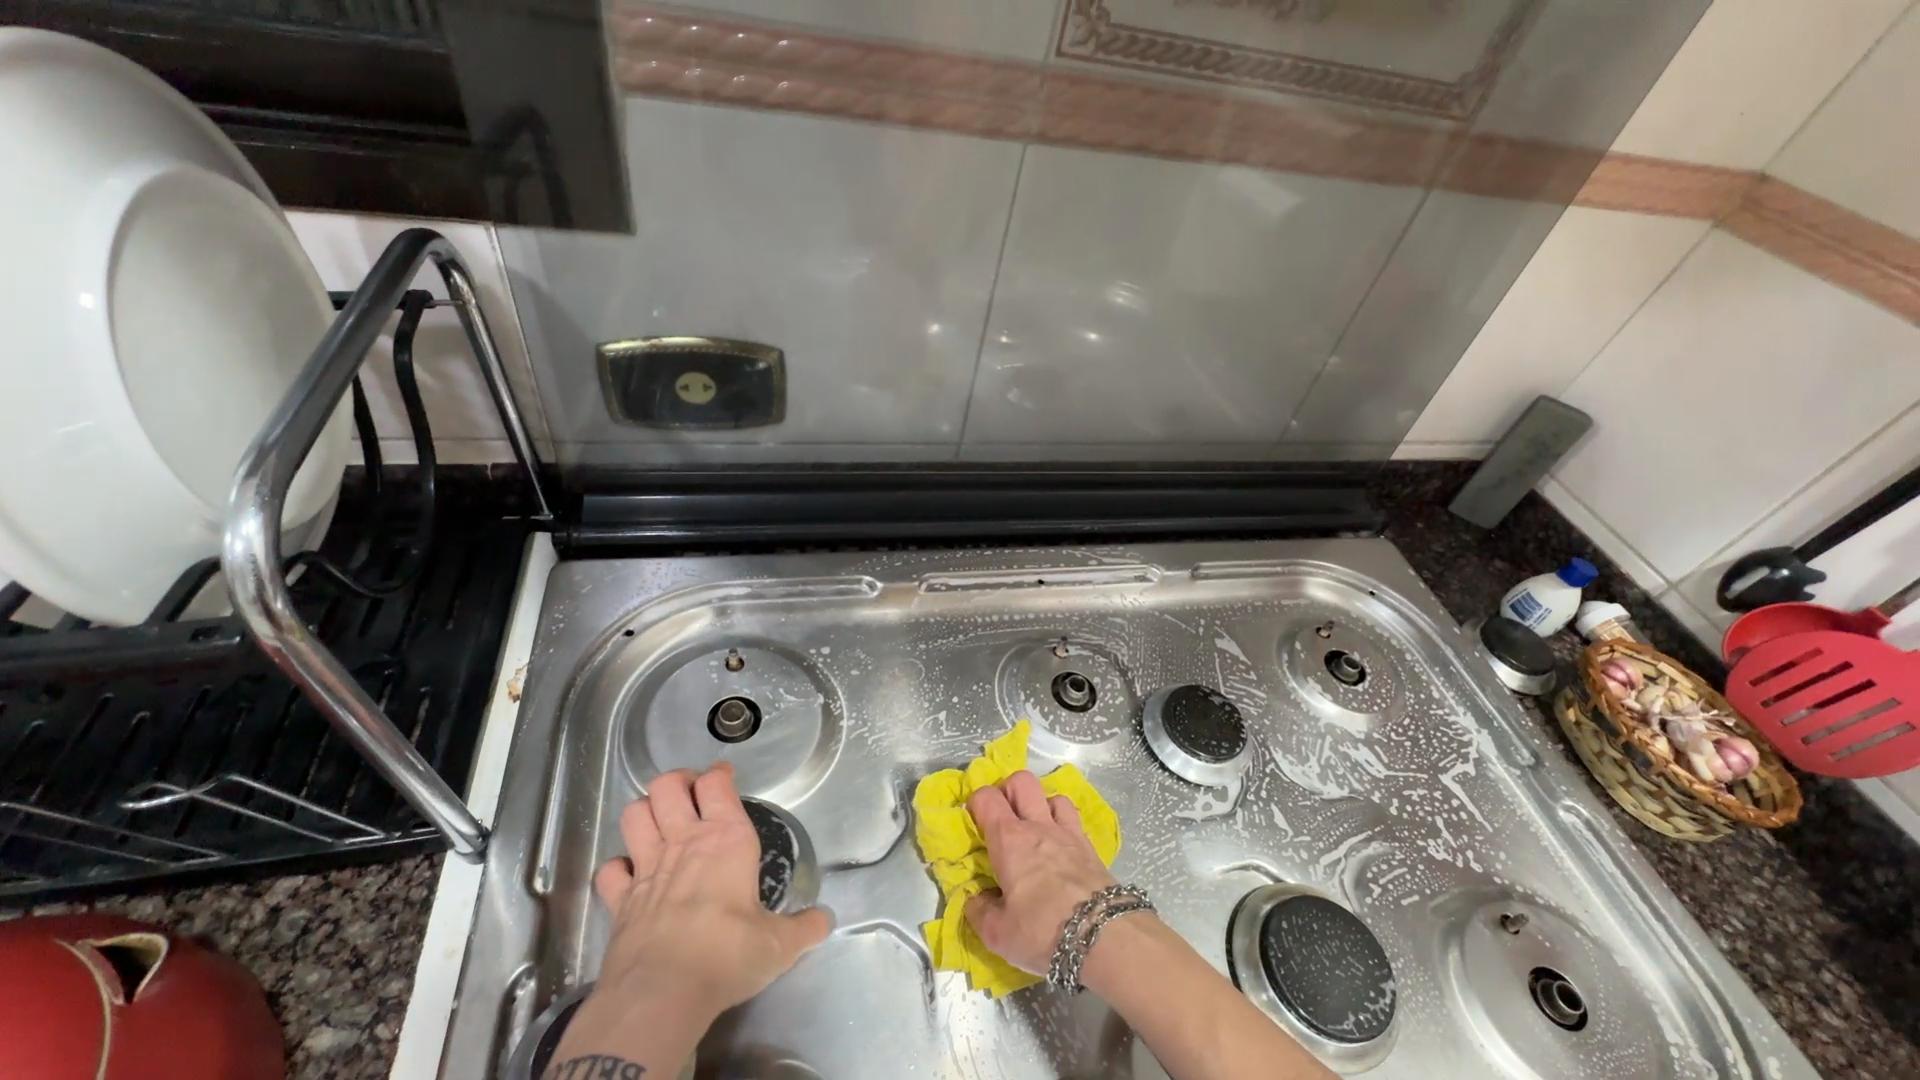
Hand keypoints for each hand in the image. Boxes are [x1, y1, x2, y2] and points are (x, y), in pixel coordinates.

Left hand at [585, 763, 831, 1022]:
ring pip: (634, 815)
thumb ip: (806, 927)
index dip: (720, 773)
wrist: (663, 993)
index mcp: (727, 840)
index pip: (717, 784)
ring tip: (659, 820)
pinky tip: (631, 874)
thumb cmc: (727, 955)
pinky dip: (618, 866)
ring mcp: (646, 868)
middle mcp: (684, 842)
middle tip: (690, 792)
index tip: (725, 775)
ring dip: (645, 810)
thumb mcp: (780, 944)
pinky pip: (610, 868)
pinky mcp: (619, 900)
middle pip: (668, 786)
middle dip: (678, 781)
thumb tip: (825, 920)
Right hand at [963, 770, 1119, 975]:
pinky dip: (1063, 822)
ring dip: (1040, 806)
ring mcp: (1068, 832)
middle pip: (1022, 781)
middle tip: (1002, 817)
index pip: (986, 798)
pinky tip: (1060, 845)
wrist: (1104, 935)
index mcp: (1008, 840)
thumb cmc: (1043, 930)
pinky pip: (1074, 818)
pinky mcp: (1090, 847)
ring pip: (1052, 795)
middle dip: (1008, 790)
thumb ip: (979, 912)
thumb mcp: (998, 933)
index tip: (972, 823)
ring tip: (1034, 830)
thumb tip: (976, 899)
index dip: (975, 803)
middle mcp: (1038, 826)